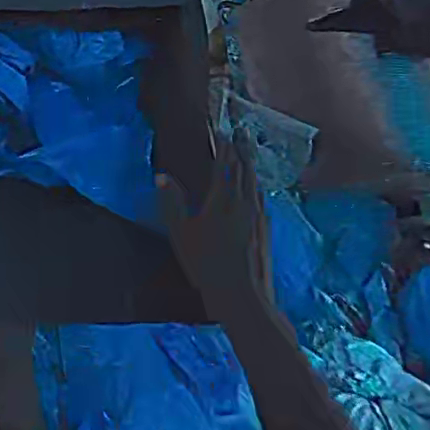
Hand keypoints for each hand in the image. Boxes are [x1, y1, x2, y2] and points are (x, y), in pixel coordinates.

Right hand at [157, 126, 275, 321]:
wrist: (245, 299)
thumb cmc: (208, 265)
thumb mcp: (181, 233)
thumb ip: (172, 202)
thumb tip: (162, 176)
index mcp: (223, 198)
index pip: (225, 164)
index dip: (223, 146)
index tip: (221, 131)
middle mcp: (244, 201)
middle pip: (244, 168)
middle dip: (241, 148)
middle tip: (241, 131)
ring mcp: (259, 216)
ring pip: (255, 182)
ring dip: (250, 163)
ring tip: (248, 152)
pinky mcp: (266, 229)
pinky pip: (261, 196)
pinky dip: (257, 183)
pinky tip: (256, 188)